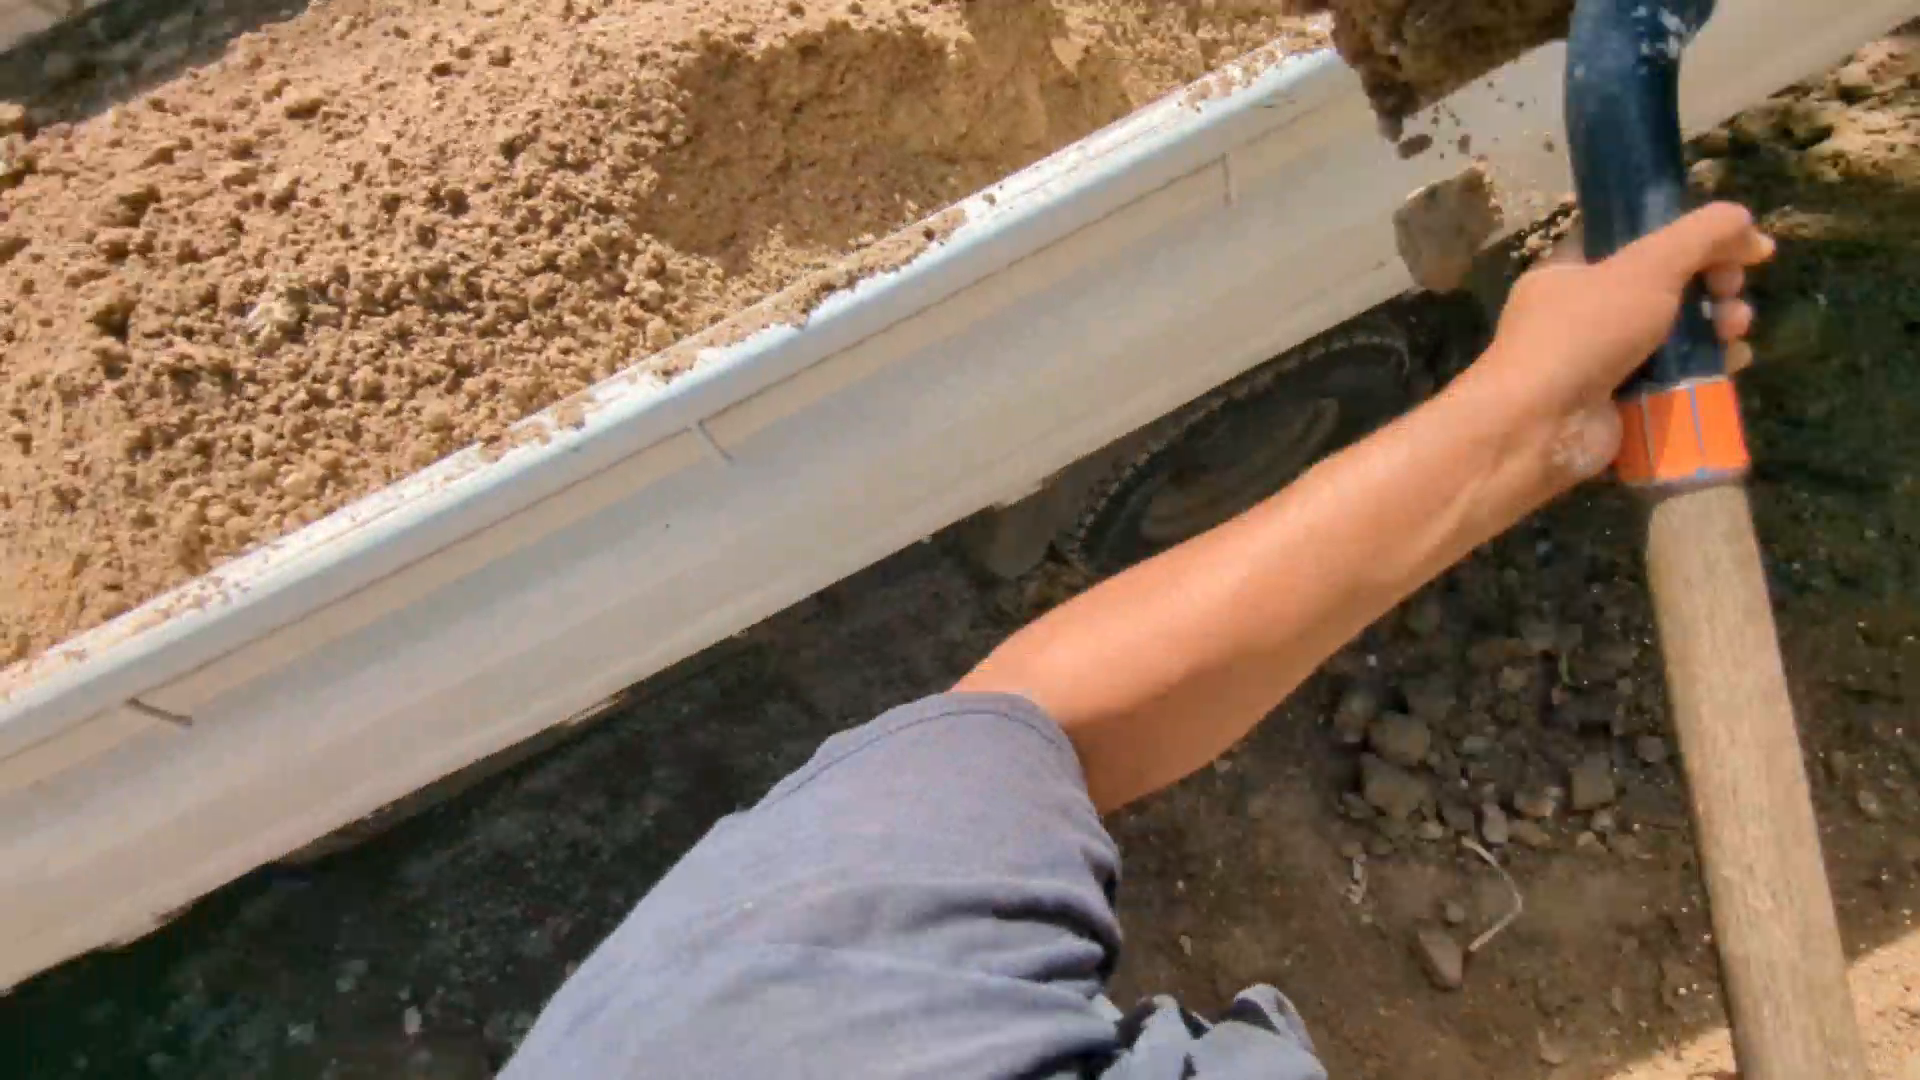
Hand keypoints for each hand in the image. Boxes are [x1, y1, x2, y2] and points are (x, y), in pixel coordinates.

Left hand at [1458, 202, 1774, 490]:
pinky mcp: (1613, 401)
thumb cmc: (1582, 334)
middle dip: (1712, 285)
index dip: (1683, 238)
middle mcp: (1573, 318)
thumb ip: (1703, 233)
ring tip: (1732, 332)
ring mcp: (1592, 362)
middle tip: (1729, 292)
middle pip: (1662, 288)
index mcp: (1562, 277)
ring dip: (1716, 327)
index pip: (1626, 242)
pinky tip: (1728, 365)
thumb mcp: (1647, 264)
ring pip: (1673, 333)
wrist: (1536, 424)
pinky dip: (1704, 369)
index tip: (1731, 244)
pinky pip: (1670, 377)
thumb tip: (1746, 228)